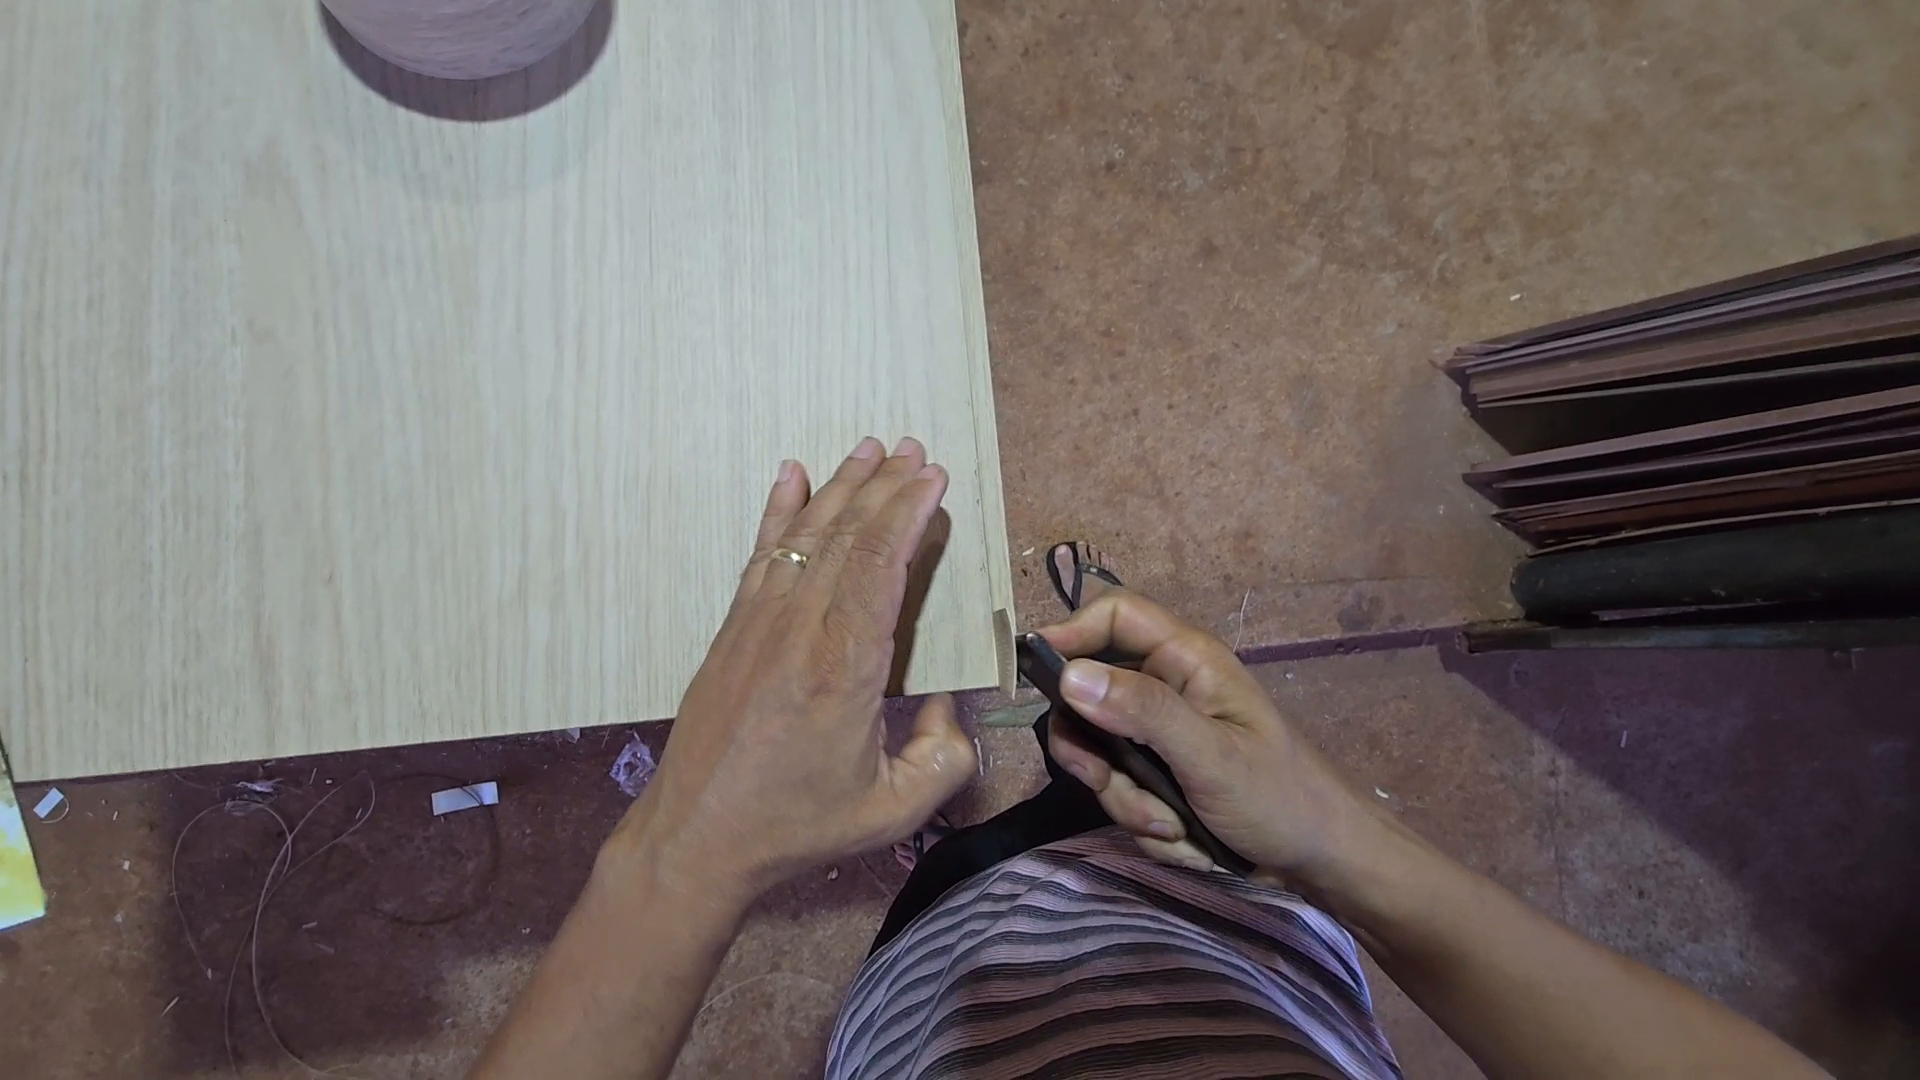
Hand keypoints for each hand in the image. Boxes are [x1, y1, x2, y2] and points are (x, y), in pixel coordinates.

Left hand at [612, 437, 977, 901]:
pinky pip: (761, 553)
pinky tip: (789, 474)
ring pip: (806, 534)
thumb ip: (944, 756)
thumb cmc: (797, 824)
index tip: (932, 477)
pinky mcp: (733, 627)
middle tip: (914, 449)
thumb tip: (950, 706)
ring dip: (841, 486)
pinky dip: (778, 510)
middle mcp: (801, 627)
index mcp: (846, 663)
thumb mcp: (893, 809)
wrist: (695, 837)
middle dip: (885, 485)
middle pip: (848, 536)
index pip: (881, 564)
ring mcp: (760, 621)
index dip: (909, 513)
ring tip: (869, 447)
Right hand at [1039, 590, 1388, 886]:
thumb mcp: (1210, 755)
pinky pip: (1115, 784)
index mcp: (1185, 659)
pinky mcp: (1154, 767)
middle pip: (1088, 691)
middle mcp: (1164, 684)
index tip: (1037, 672)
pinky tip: (1181, 835)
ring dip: (1122, 796)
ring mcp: (1156, 729)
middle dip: (1092, 748)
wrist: (1319, 863)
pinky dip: (1138, 816)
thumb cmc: (1279, 797)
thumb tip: (1069, 674)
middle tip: (1102, 780)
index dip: (1072, 632)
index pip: (1115, 615)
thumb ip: (1142, 711)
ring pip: (1096, 747)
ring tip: (1169, 825)